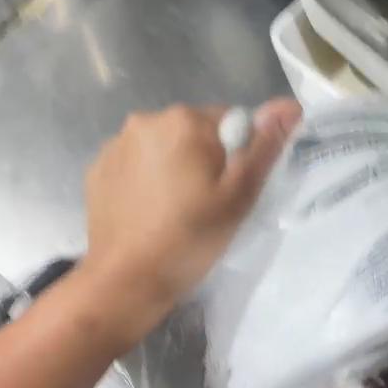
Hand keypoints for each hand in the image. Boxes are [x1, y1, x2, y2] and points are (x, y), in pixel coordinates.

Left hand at [80, 99, 301, 338]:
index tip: (226, 194)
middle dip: (202, 162)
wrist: (126, 281)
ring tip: (173, 214)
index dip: (235, 159)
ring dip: (172, 170)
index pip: (228, 122)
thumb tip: (290, 106)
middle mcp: (145, 120)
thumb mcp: (237, 198)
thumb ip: (263, 148)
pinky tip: (148, 215)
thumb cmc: (189, 241)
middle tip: (203, 207)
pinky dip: (145, 183)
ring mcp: (115, 145)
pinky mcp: (97, 170)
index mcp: (184, 121)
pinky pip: (134, 166)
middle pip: (192, 133)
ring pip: (161, 150)